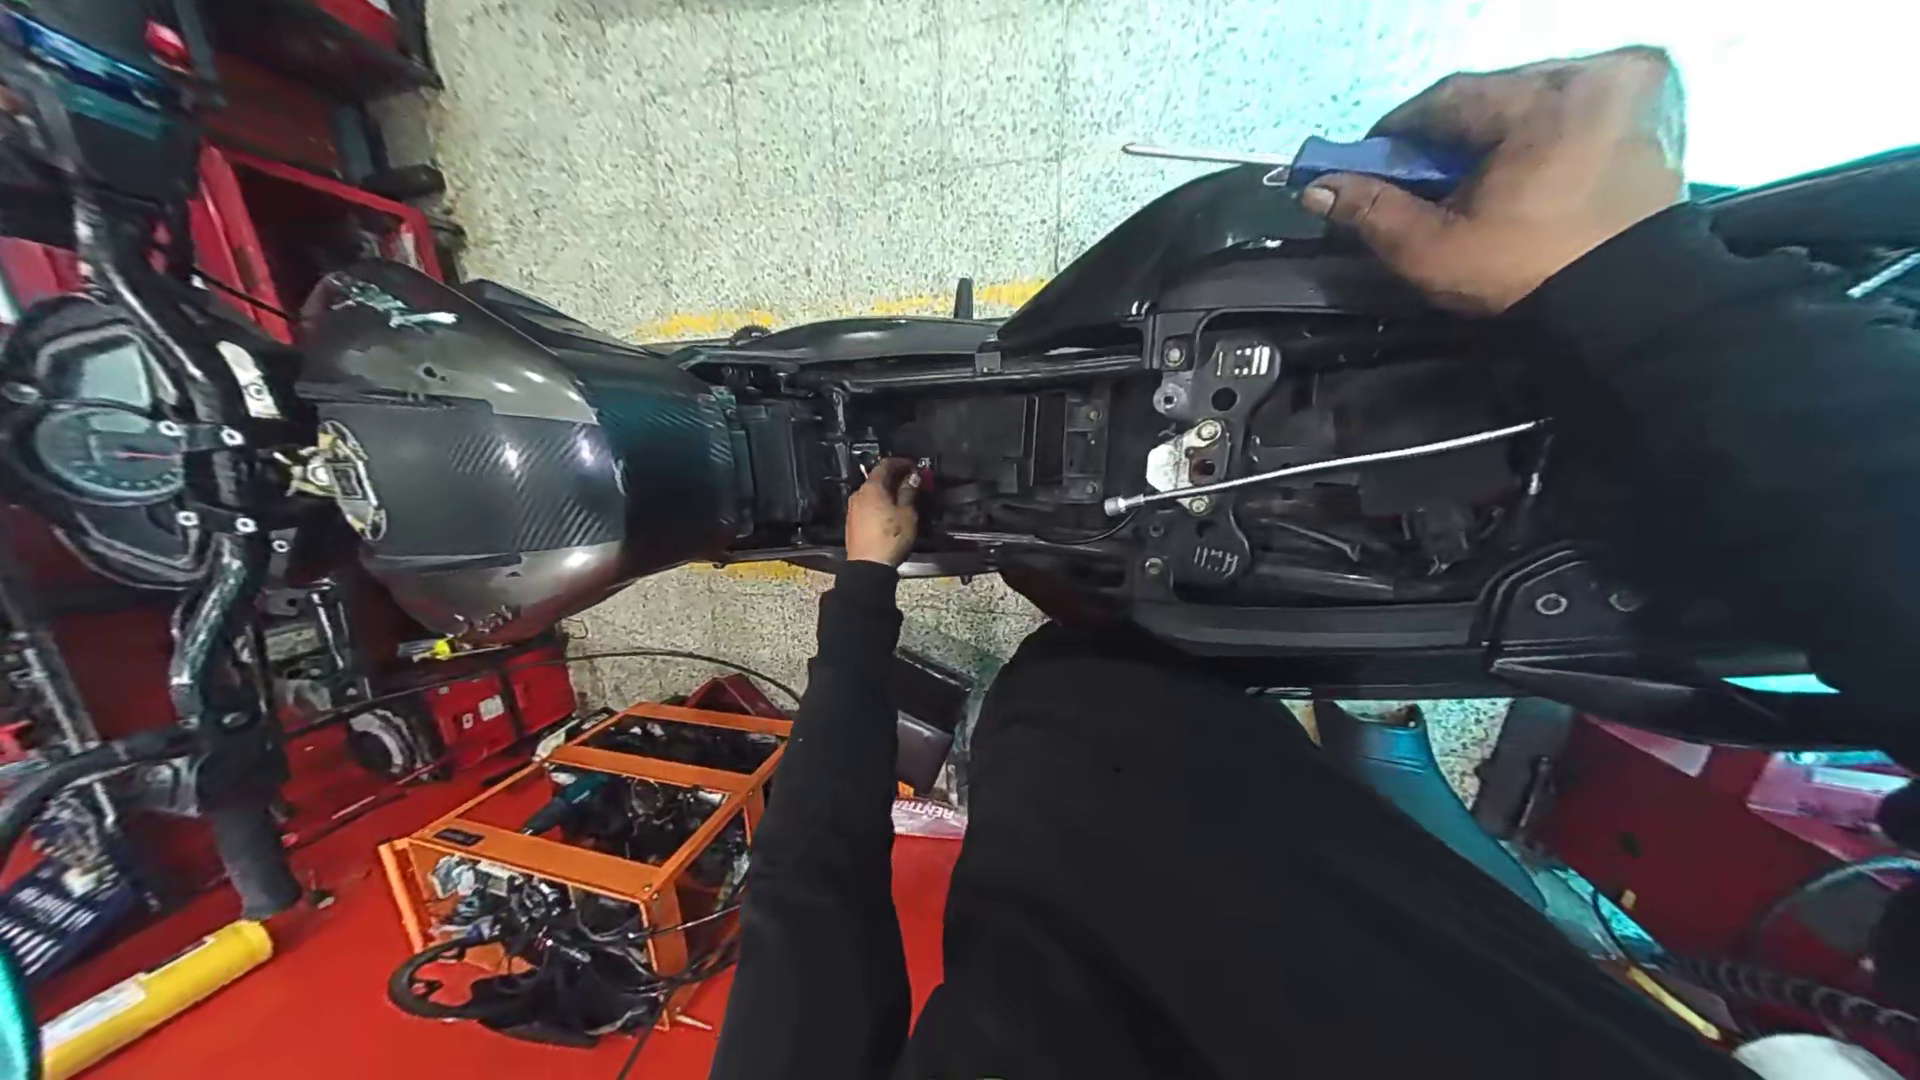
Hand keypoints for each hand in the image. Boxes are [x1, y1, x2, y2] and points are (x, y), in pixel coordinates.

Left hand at [845, 458, 920, 567]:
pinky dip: (880, 502)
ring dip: (888, 490)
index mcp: (872, 487)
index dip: (902, 462)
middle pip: (878, 477)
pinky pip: (868, 504)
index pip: (886, 465)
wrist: (868, 566)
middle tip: (913, 481)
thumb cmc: (890, 538)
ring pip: (872, 492)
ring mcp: (853, 508)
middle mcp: (859, 494)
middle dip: (896, 477)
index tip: (915, 466)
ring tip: (904, 497)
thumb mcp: (907, 513)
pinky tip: (891, 510)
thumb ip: (909, 492)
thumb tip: (912, 477)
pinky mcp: (852, 522)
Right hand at [1298, 46, 1686, 313]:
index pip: (1445, 98)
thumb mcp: (1429, 248)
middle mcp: (1600, 70)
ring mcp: (1636, 81)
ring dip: (1488, 129)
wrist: (1621, 297)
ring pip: (1530, 95)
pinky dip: (1533, 128)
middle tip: (1415, 177)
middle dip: (1445, 133)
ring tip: (1465, 176)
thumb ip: (1371, 211)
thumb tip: (1315, 189)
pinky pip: (1571, 103)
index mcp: (1546, 100)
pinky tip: (1516, 165)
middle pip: (1491, 93)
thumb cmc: (1520, 271)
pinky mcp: (1655, 102)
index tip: (1367, 163)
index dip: (1395, 131)